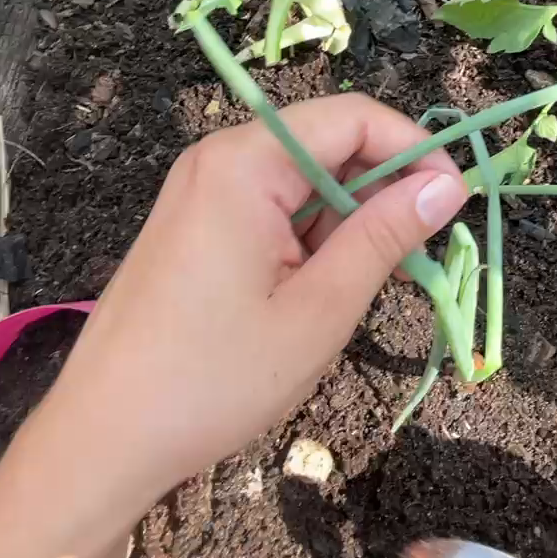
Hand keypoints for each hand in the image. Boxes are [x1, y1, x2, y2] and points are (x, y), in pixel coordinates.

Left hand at [40, 93, 465, 507]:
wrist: (102, 439)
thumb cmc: (213, 378)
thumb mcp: (319, 309)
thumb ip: (385, 236)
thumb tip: (448, 185)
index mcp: (245, 162)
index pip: (353, 118)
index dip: (413, 151)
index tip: (453, 203)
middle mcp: (220, 159)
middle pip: (328, 145)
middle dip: (382, 191)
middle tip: (419, 255)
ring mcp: (204, 191)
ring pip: (305, 180)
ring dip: (349, 222)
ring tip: (368, 284)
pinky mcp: (199, 224)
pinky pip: (274, 208)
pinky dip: (314, 238)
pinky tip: (325, 287)